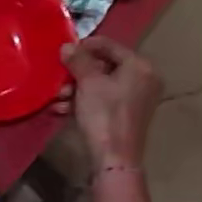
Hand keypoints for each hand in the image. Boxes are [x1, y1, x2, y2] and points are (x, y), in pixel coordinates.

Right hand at [56, 37, 162, 172]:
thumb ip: (78, 62)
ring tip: (58, 99)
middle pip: (105, 66)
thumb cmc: (104, 114)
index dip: (86, 46)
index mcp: (140, 66)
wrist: (114, 155)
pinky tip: (63, 110)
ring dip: (76, 90)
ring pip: (101, 85)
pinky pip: (103, 99)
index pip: (111, 46)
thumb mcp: (88, 84)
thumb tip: (67, 46)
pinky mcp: (127, 114)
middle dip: (78, 73)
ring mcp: (136, 97)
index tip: (63, 51)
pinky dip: (84, 102)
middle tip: (58, 80)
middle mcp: (144, 78)